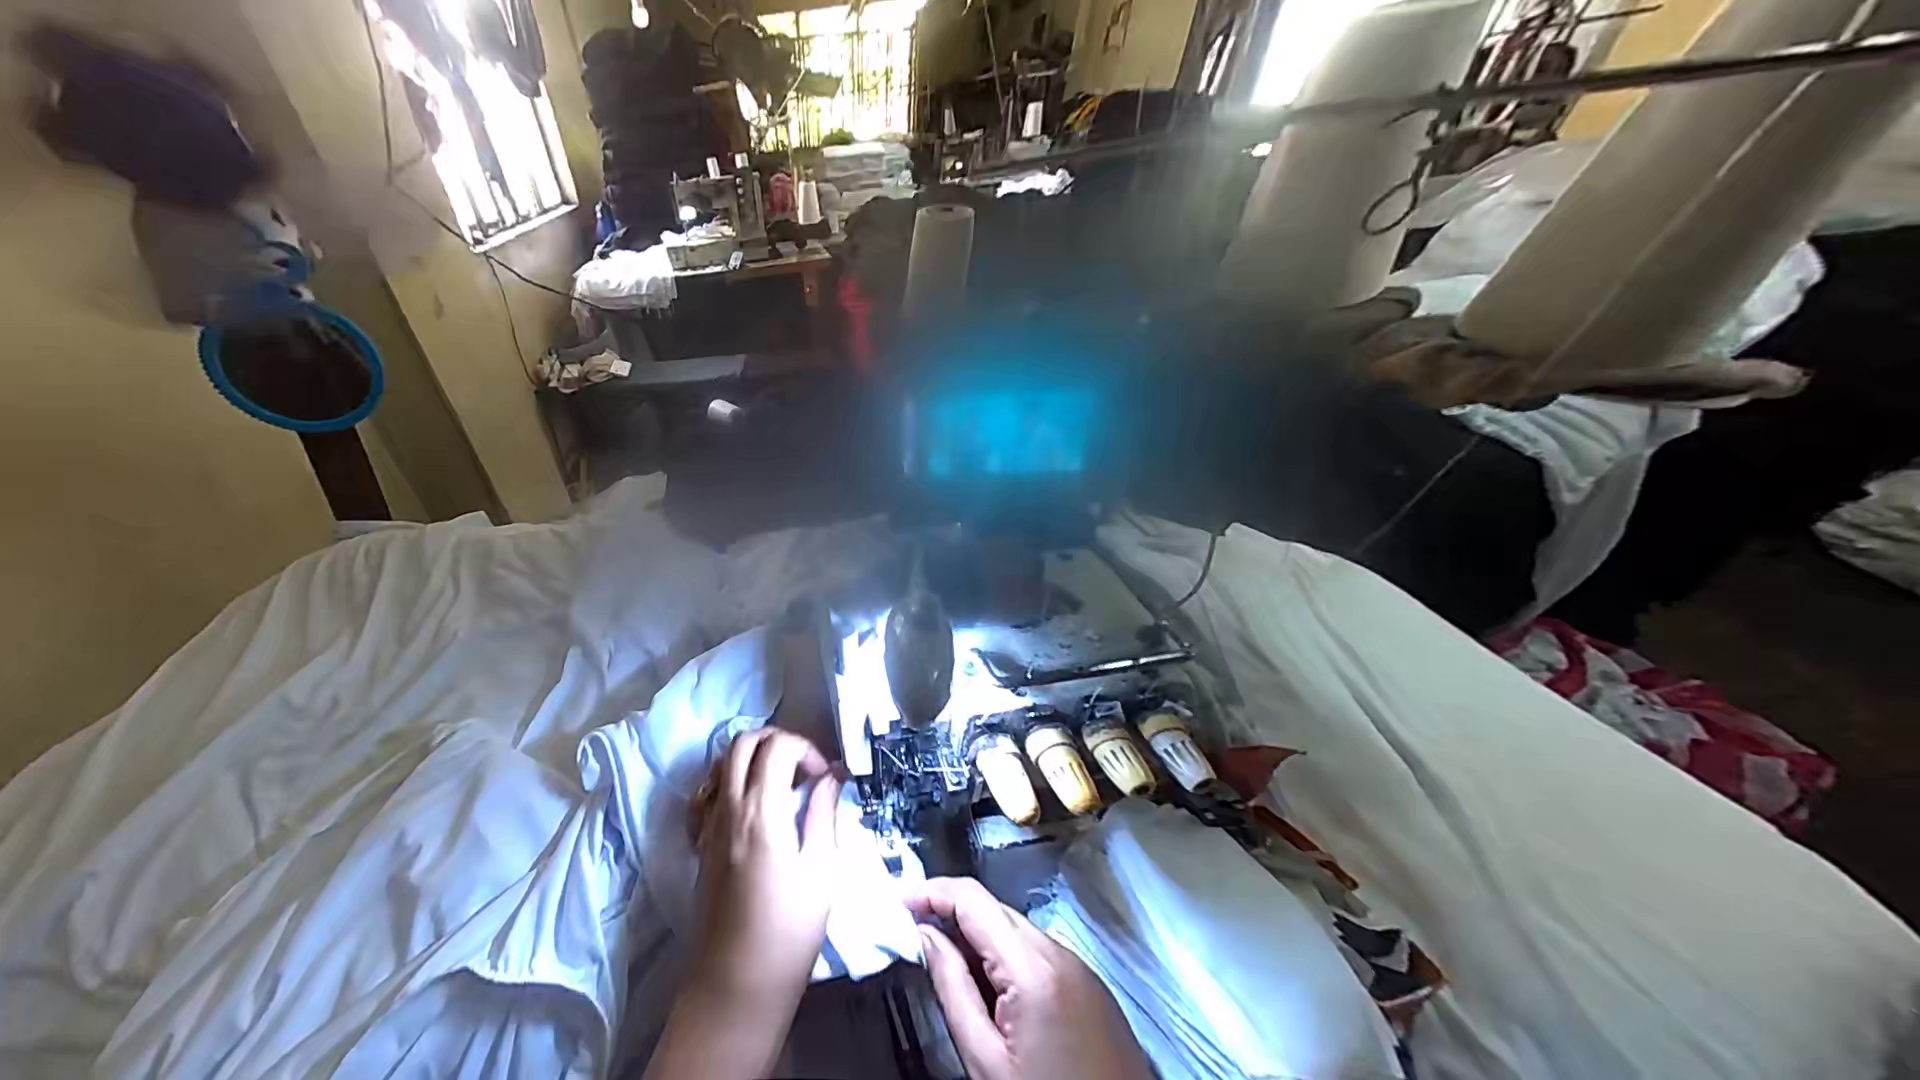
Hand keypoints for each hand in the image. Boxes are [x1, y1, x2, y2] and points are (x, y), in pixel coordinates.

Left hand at [691, 727, 841, 991]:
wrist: (736, 983)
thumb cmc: (788, 929)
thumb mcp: (821, 869)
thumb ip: (823, 813)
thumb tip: (831, 778)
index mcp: (762, 812)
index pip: (778, 747)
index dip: (807, 749)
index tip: (824, 777)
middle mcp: (728, 809)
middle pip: (743, 742)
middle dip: (778, 741)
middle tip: (803, 769)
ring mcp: (708, 826)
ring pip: (722, 762)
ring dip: (754, 757)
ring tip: (782, 784)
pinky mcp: (700, 844)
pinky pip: (710, 792)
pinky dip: (732, 782)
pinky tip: (752, 806)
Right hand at [905, 877, 1153, 1079]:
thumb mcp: (985, 1059)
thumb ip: (952, 988)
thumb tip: (927, 936)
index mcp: (1032, 965)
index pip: (972, 898)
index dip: (931, 892)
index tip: (900, 902)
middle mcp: (1059, 951)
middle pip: (994, 909)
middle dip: (951, 913)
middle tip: (913, 932)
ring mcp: (1079, 965)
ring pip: (1015, 929)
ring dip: (978, 936)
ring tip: (945, 963)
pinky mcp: (1089, 984)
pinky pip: (1038, 952)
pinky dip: (1006, 955)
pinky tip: (989, 988)